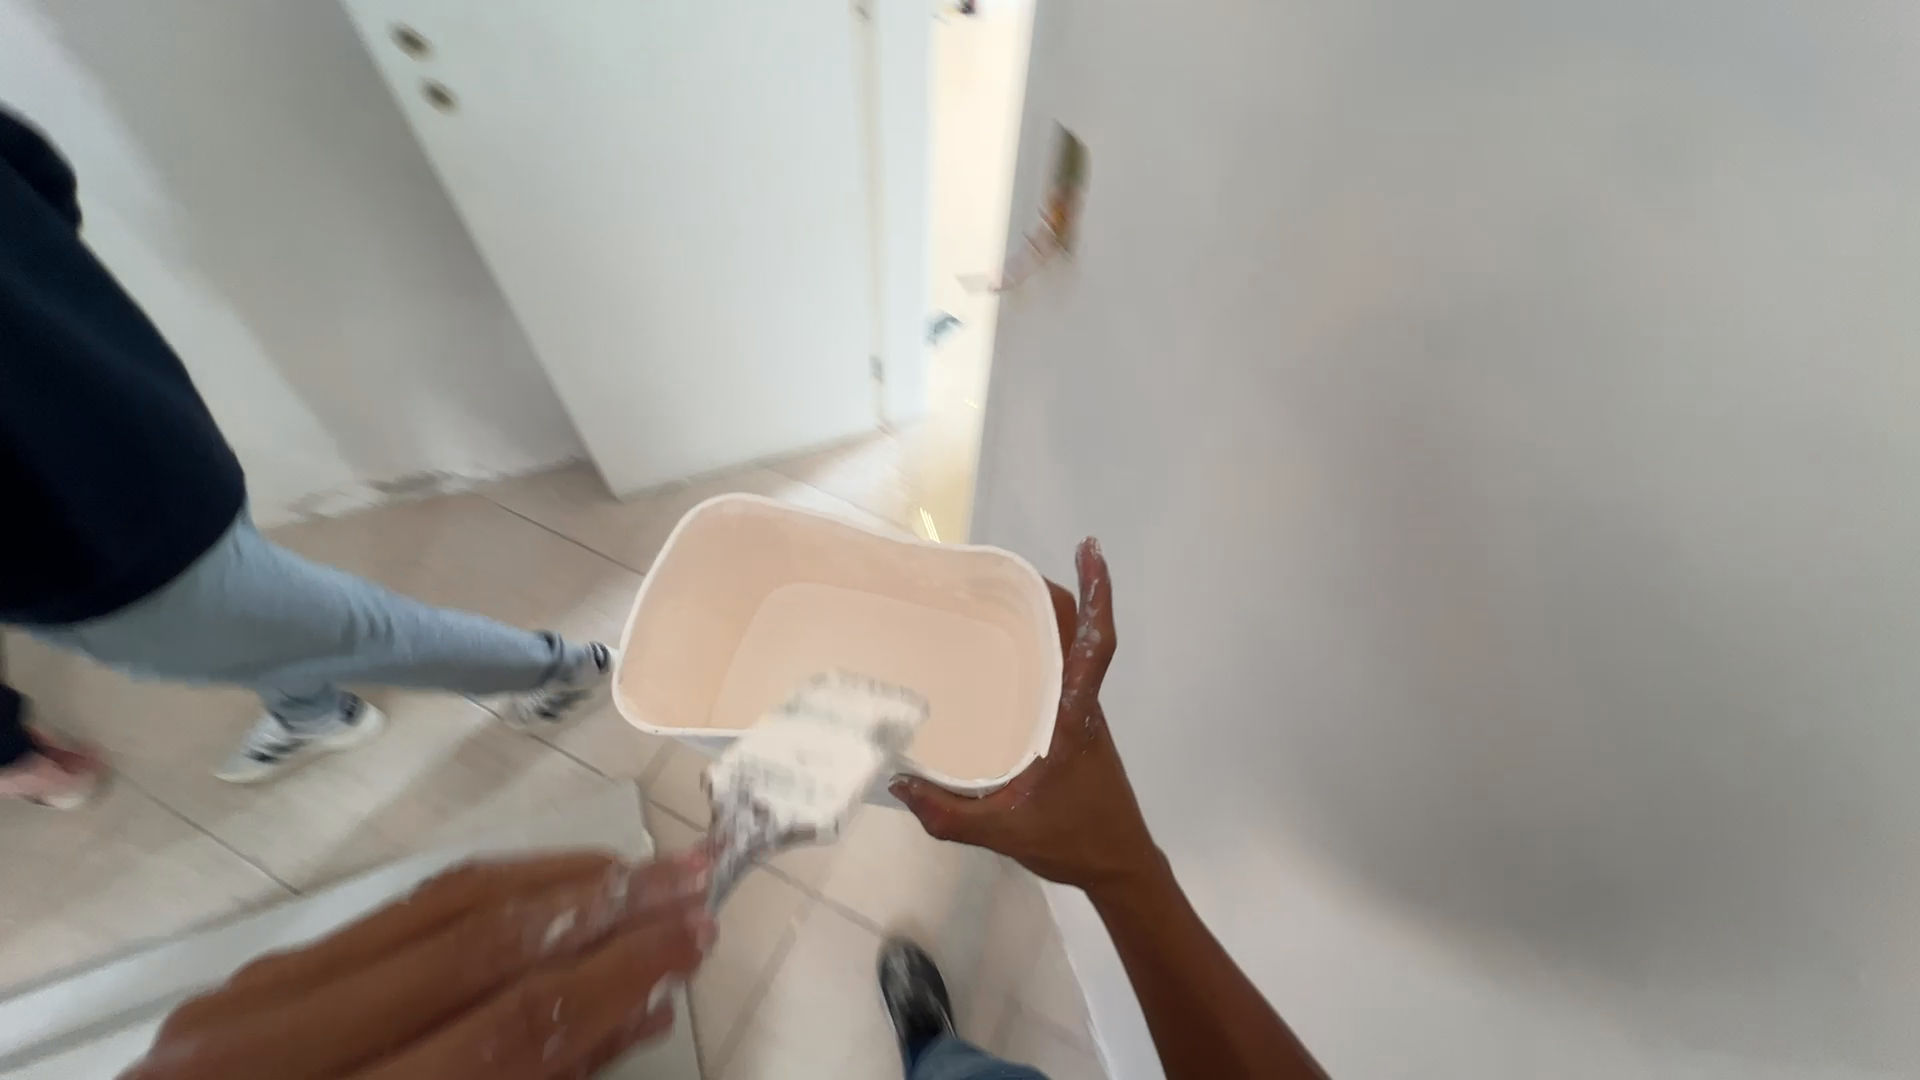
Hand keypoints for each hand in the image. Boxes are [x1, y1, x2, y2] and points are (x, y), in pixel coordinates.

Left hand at [124, 850, 714, 1079]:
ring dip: (569, 876)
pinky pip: (412, 903)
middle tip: (692, 874)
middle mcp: (277, 1060)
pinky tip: (564, 877)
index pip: (515, 1023)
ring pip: (452, 900)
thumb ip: (556, 1076)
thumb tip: (653, 997)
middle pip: (487, 940)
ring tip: (646, 867)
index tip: (698, 929)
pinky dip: (504, 884)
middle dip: (613, 901)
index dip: (622, 970)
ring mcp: (252, 1007)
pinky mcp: (255, 976)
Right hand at [891, 538, 1161, 895]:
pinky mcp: (1075, 724)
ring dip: (1049, 616)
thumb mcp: (1005, 832)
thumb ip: (948, 813)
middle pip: (1079, 631)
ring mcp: (1081, 712)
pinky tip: (1007, 655)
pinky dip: (1042, 647)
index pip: (1095, 643)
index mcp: (1073, 714)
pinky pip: (1061, 671)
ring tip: (999, 598)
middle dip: (1058, 590)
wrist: (1119, 865)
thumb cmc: (1073, 839)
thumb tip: (895, 780)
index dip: (1097, 593)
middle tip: (1008, 568)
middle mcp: (1081, 702)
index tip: (1089, 550)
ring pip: (1071, 649)